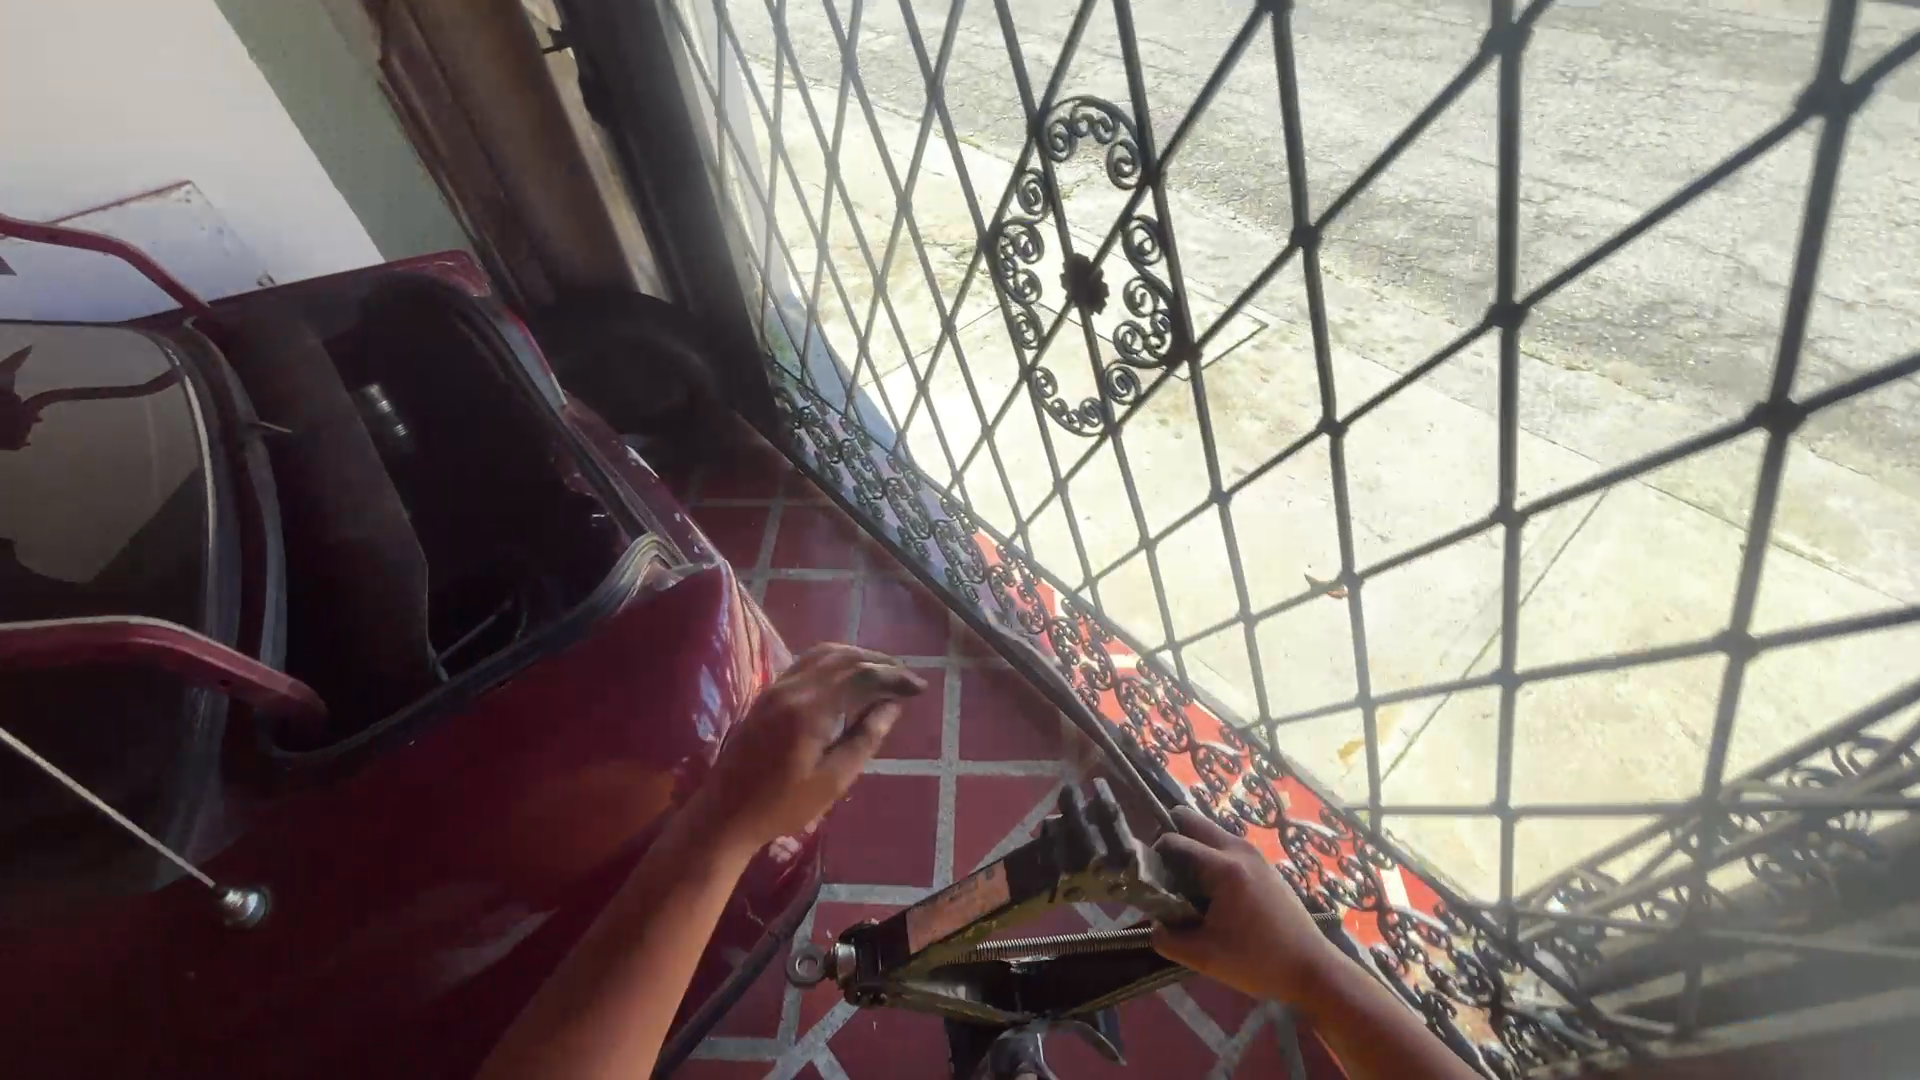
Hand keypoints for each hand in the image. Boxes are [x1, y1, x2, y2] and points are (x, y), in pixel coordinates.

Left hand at [697, 643, 926, 852]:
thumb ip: (865, 738)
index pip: (862, 676)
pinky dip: (836, 661)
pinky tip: (849, 677)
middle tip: (907, 679)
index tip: (920, 688)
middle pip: (845, 658)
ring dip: (858, 657)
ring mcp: (776, 687)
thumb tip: (892, 706)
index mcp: (810, 710)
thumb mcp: (833, 780)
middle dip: (881, 663)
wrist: (725, 814)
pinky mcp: (768, 693)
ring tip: (884, 673)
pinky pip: (808, 662)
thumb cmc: (782, 806)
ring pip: (825, 654)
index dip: (895, 677)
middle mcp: (793, 688)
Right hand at [1150, 806, 1343, 1003]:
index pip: (1174, 841)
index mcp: (1223, 867)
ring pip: (1208, 831)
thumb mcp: (1205, 958)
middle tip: (1165, 872)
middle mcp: (1238, 848)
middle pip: (1190, 819)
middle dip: (1170, 838)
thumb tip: (1153, 922)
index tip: (1152, 882)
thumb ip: (1168, 938)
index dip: (1155, 857)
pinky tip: (1212, 892)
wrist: (1313, 970)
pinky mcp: (1261, 862)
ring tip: (1188, 885)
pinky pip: (1223, 844)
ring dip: (1190, 847)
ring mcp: (1252, 852)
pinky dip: (1208, 855)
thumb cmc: (1259, 962)